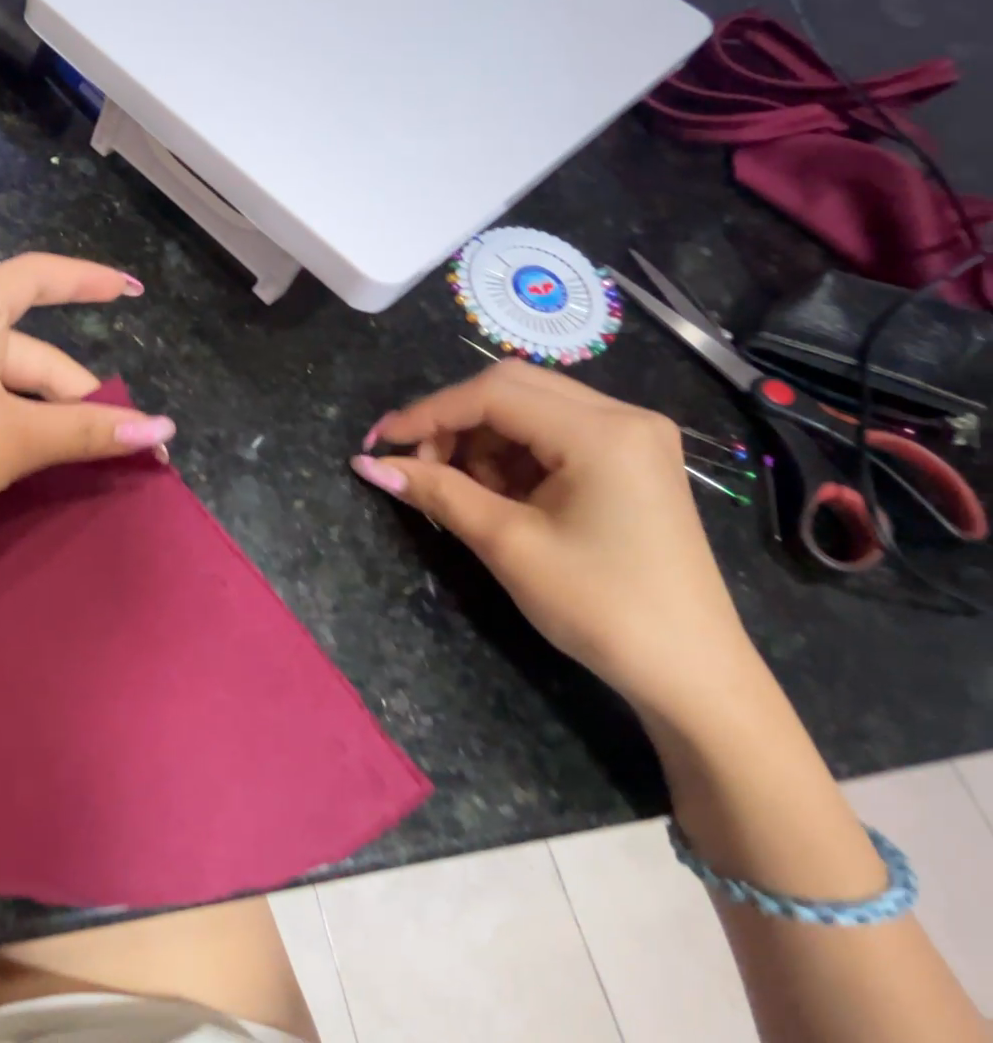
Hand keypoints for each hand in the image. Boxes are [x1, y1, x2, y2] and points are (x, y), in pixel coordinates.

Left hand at [0, 253, 174, 567]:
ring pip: (14, 384)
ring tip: (91, 455)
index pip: (38, 277)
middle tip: (124, 443)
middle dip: (79, 397)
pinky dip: (21, 424)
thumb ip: (89, 430)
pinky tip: (43, 457)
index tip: (132, 291)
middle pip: (34, 352)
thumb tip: (162, 430)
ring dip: (53, 417)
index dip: (88, 280)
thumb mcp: (16, 441)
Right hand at [351, 361, 751, 711]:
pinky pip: (553, 438)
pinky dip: (511, 458)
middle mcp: (623, 417)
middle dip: (453, 422)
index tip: (378, 443)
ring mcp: (632, 439)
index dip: (427, 414)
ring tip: (455, 491)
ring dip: (480, 442)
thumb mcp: (506, 544)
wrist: (686, 665)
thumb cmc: (597, 604)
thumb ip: (437, 493)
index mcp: (601, 432)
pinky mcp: (629, 463)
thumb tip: (368, 465)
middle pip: (513, 389)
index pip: (494, 393)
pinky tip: (494, 497)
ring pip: (530, 411)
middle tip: (415, 467)